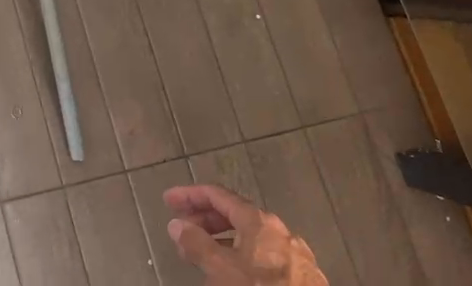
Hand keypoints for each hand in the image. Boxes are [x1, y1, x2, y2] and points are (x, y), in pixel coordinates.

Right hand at [162, 184, 327, 285]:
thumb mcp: (222, 269)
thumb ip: (196, 244)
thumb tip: (176, 224)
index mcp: (258, 220)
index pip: (217, 195)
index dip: (189, 195)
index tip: (168, 201)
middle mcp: (279, 230)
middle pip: (234, 214)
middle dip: (204, 220)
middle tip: (182, 231)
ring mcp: (294, 254)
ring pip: (250, 238)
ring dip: (222, 241)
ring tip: (203, 257)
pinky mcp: (303, 276)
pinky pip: (265, 256)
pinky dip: (242, 256)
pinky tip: (233, 274)